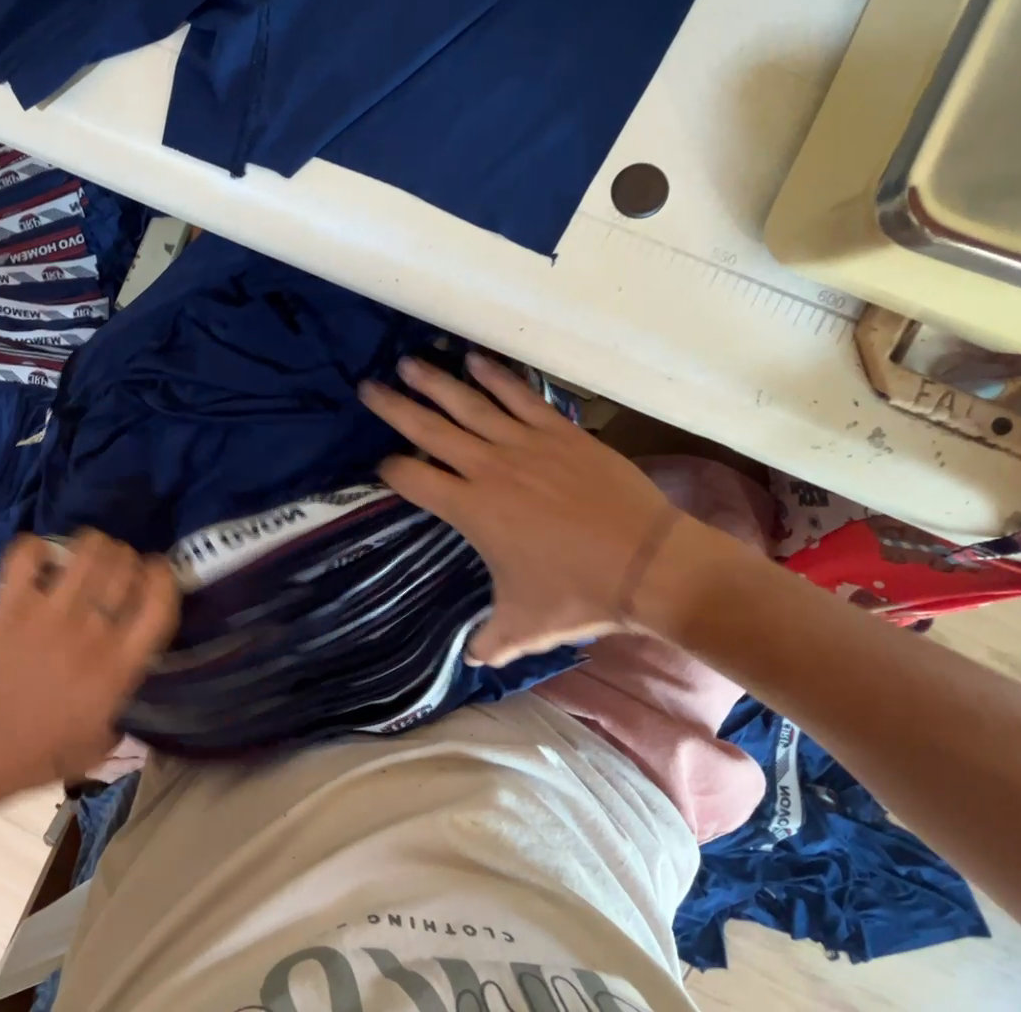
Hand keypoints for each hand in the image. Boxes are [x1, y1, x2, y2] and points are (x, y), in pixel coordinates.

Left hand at [0, 530, 178, 798]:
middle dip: (127, 557)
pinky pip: (27, 555)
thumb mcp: (97, 744)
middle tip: (118, 564)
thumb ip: (121, 710)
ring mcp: (48, 616)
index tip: (156, 572)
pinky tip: (40, 558)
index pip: (160, 603)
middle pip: (125, 567)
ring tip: (87, 552)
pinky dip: (36, 547)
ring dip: (93, 544)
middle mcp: (91, 634)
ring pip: (86, 552)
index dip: (164, 577)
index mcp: (119, 669)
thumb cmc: (35, 759)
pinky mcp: (8, 607)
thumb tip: (125, 683)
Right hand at [360, 353, 679, 665]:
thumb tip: (473, 660)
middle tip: (367, 385)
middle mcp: (488, 469)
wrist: (652, 565)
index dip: (389, 470)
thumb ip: (491, 640)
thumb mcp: (525, 626)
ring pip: (468, 405)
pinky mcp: (559, 432)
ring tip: (408, 362)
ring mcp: (524, 445)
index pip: (412, 479)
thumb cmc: (580, 595)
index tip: (381, 466)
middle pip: (428, 430)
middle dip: (394, 407)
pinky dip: (495, 377)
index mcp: (470, 510)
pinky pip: (519, 397)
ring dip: (435, 383)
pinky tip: (474, 361)